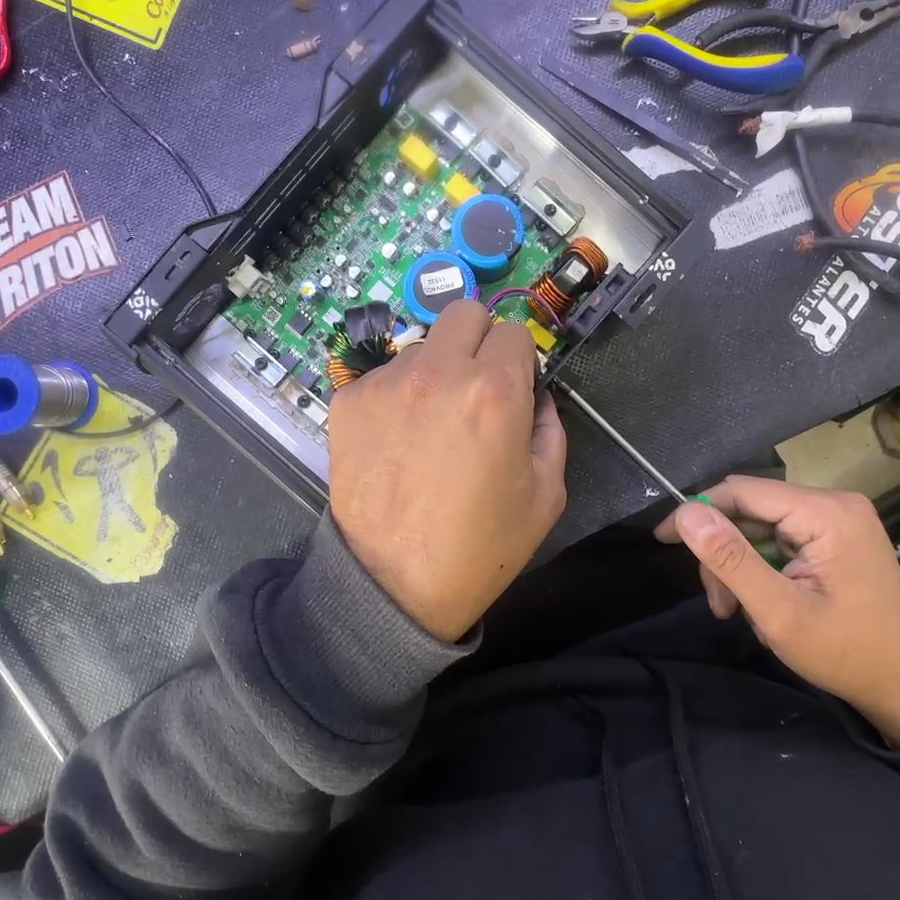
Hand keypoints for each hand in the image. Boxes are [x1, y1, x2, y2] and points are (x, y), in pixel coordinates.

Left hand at [329, 301, 566, 641]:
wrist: (393, 586)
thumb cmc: (480, 548)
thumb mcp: (547, 495)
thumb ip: (551, 430)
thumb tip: (536, 399)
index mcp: (495, 391)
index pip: (515, 332)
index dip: (520, 362)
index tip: (515, 392)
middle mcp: (438, 371)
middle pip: (465, 312)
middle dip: (480, 342)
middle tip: (476, 389)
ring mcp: (386, 383)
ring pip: (422, 344)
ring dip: (435, 369)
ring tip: (430, 424)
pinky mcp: (348, 400)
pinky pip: (383, 376)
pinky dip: (396, 396)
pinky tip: (397, 441)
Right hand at [654, 477, 899, 748]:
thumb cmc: (845, 653)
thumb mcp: (778, 612)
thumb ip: (730, 559)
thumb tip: (686, 513)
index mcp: (827, 513)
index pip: (742, 492)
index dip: (698, 511)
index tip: (663, 540)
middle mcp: (836, 504)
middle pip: (751, 510)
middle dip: (724, 554)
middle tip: (718, 604)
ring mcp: (840, 521)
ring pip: (761, 528)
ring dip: (740, 568)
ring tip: (738, 613)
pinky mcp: (839, 538)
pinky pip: (782, 540)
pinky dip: (762, 570)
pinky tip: (763, 605)